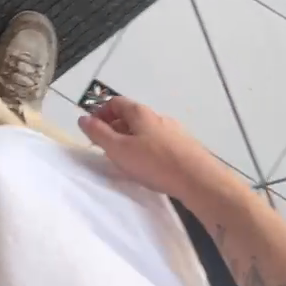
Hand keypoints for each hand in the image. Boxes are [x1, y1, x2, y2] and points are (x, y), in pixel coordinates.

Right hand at [79, 96, 242, 204]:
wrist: (202, 182)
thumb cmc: (155, 163)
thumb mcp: (119, 149)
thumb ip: (98, 134)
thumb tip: (82, 118)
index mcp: (140, 113)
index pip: (115, 102)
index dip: (100, 113)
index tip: (93, 130)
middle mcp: (158, 117)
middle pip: (131, 117)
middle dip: (115, 129)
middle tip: (108, 148)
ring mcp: (175, 132)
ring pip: (147, 131)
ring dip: (133, 141)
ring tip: (128, 161)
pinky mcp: (187, 148)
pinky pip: (161, 144)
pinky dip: (150, 150)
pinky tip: (151, 169)